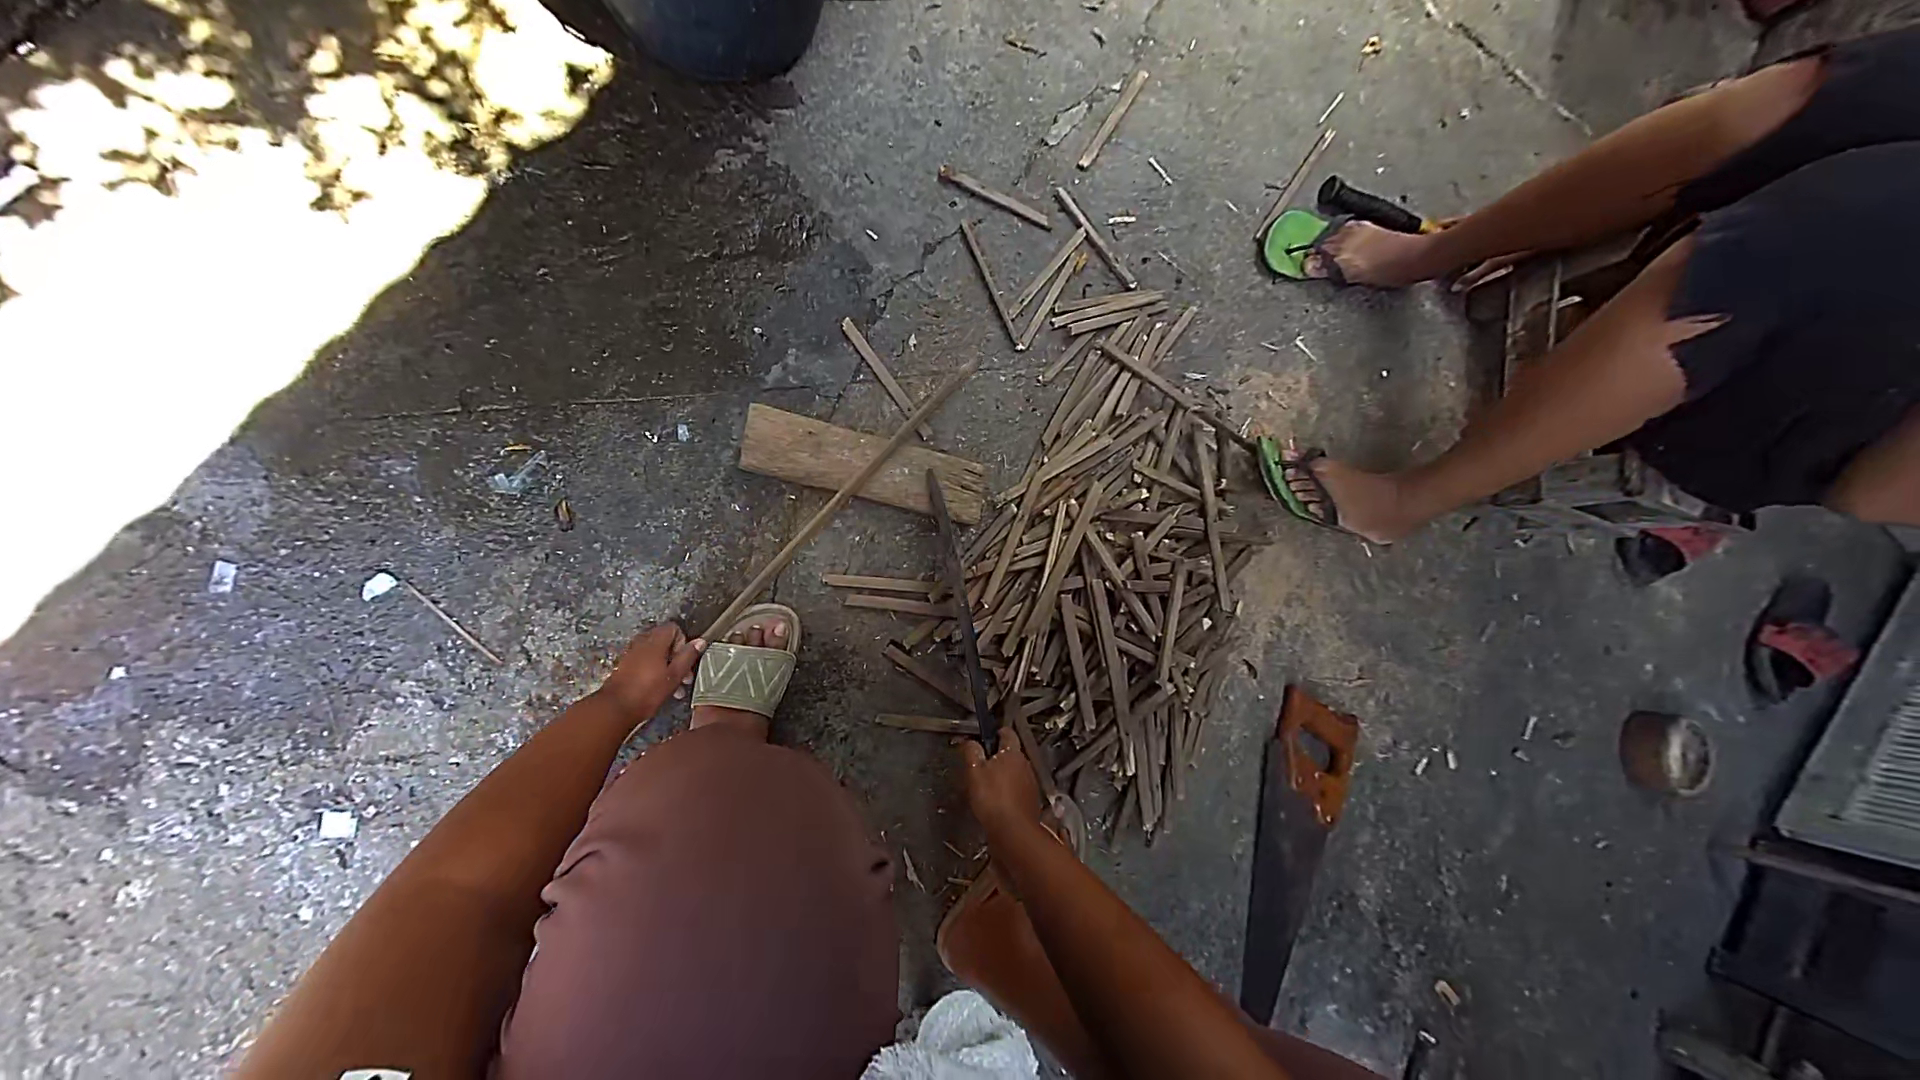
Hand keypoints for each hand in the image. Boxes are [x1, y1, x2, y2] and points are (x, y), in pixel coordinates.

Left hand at [595, 624, 704, 723]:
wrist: (614, 709)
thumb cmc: (647, 692)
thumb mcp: (674, 675)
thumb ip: (688, 656)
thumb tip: (700, 641)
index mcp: (654, 642)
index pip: (673, 628)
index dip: (683, 642)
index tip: (684, 660)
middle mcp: (641, 643)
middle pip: (665, 641)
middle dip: (676, 657)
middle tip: (683, 676)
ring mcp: (631, 654)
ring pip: (655, 653)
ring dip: (667, 666)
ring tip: (674, 687)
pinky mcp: (625, 666)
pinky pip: (645, 662)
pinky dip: (654, 671)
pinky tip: (658, 688)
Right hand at [961, 732, 1042, 836]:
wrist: (1013, 831)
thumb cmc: (992, 798)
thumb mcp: (974, 772)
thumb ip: (972, 753)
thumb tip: (971, 741)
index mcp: (1012, 752)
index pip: (1007, 732)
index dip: (996, 732)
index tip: (985, 738)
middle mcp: (1025, 764)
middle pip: (1011, 753)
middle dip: (997, 756)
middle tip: (980, 765)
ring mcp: (1031, 782)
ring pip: (1015, 771)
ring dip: (1004, 775)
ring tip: (987, 786)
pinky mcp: (1032, 800)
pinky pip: (1018, 788)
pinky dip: (1009, 791)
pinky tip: (997, 801)